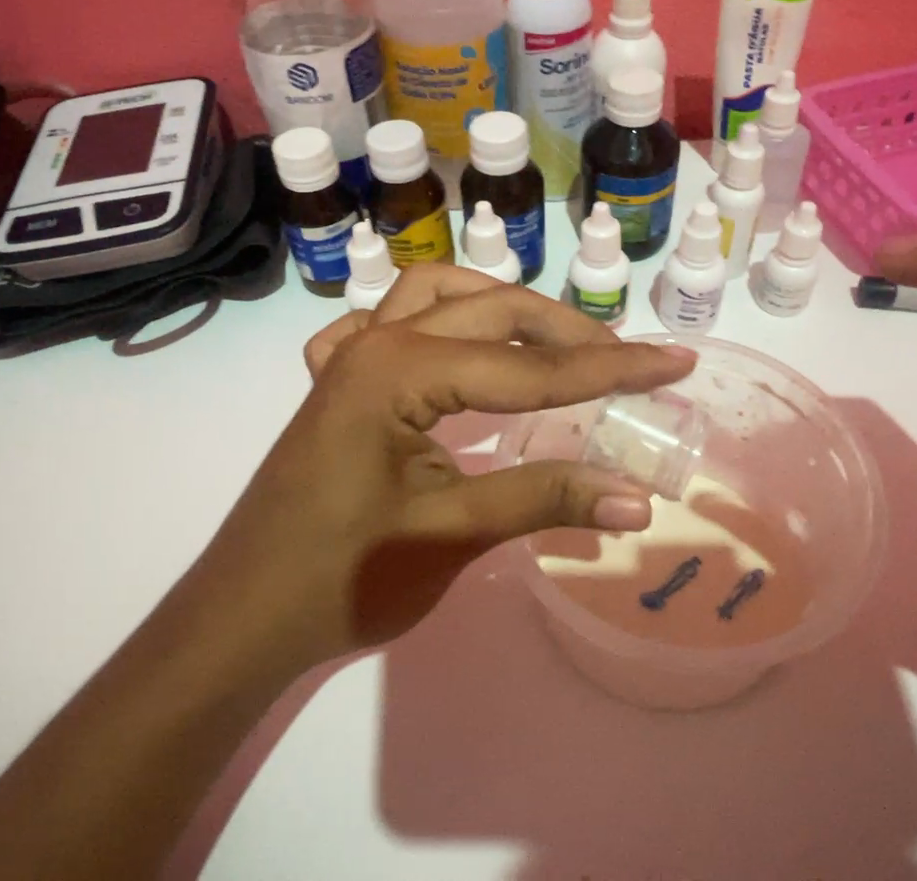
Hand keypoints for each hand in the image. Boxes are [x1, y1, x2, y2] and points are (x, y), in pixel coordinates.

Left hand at [207, 265, 695, 667]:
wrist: (240, 619)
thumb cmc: (340, 581)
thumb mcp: (450, 536)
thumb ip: (543, 501)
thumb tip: (640, 498)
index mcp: (398, 371)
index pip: (527, 367)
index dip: (608, 370)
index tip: (676, 362)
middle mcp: (373, 344)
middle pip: (489, 311)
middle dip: (565, 333)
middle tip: (628, 362)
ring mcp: (347, 360)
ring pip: (436, 297)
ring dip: (500, 308)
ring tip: (554, 342)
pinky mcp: (337, 387)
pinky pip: (387, 326)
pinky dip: (432, 324)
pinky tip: (450, 354)